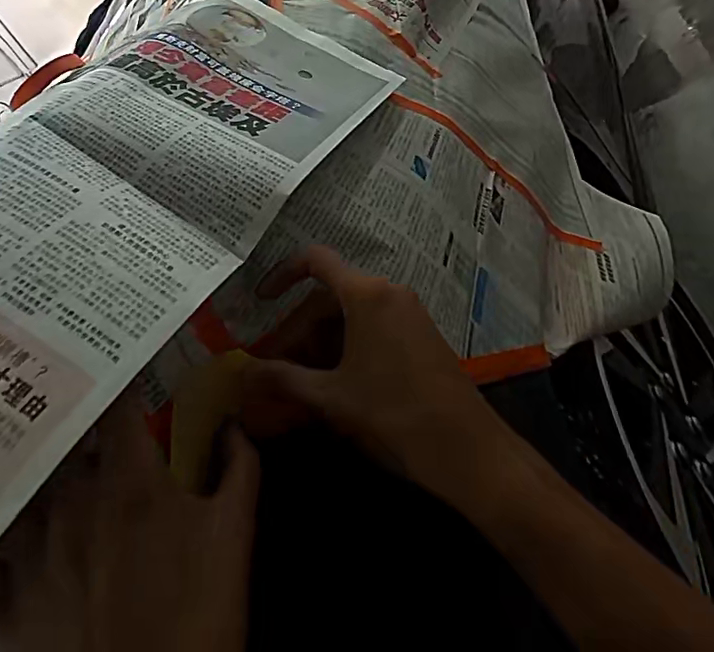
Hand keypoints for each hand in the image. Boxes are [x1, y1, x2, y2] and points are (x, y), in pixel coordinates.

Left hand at [0, 390, 260, 651]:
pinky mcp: (9, 599)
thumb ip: (238, 469)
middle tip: (54, 395)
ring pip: (11, 484)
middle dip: (61, 418)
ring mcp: (35, 546)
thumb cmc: (200, 615)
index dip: (113, 375)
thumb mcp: (235, 536)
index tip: (109, 358)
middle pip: (57, 436)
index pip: (115, 403)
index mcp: (128, 476)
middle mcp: (72, 496)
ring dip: (10, 465)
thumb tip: (233, 423)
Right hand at [242, 245, 509, 489]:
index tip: (260, 300)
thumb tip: (241, 374)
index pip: (315, 260)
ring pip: (349, 315)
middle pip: (328, 297)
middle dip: (296, 329)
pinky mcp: (420, 337)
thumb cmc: (396, 415)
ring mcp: (408, 314)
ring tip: (298, 379)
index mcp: (366, 295)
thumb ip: (282, 379)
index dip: (282, 274)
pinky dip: (345, 347)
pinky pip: (371, 328)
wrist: (473, 455)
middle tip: (274, 364)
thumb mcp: (332, 397)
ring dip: (319, 342)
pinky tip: (332, 382)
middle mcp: (388, 294)